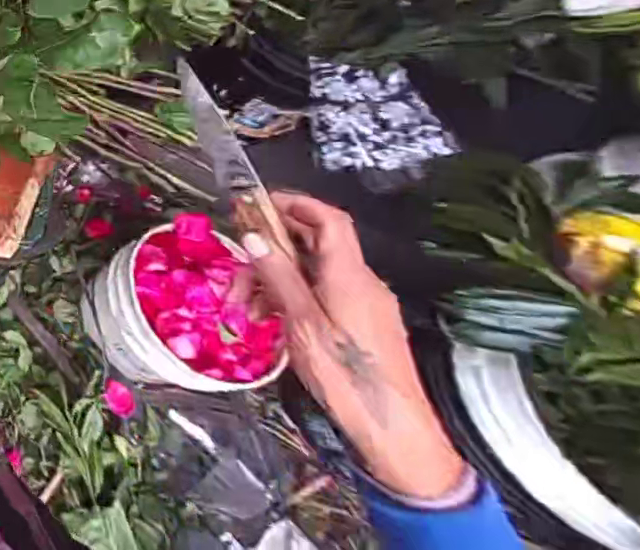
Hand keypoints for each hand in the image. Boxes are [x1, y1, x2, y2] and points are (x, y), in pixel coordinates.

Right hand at [244, 193, 468, 499]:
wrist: (398, 437)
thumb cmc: (347, 379)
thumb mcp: (302, 324)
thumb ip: (278, 276)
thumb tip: (254, 236)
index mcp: (349, 274)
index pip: (328, 218)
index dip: (295, 202)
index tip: (260, 203)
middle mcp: (362, 281)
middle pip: (316, 243)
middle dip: (274, 247)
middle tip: (241, 257)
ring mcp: (365, 303)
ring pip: (314, 273)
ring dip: (277, 280)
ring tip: (245, 306)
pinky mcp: (364, 325)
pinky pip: (324, 294)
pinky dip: (295, 298)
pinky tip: (270, 320)